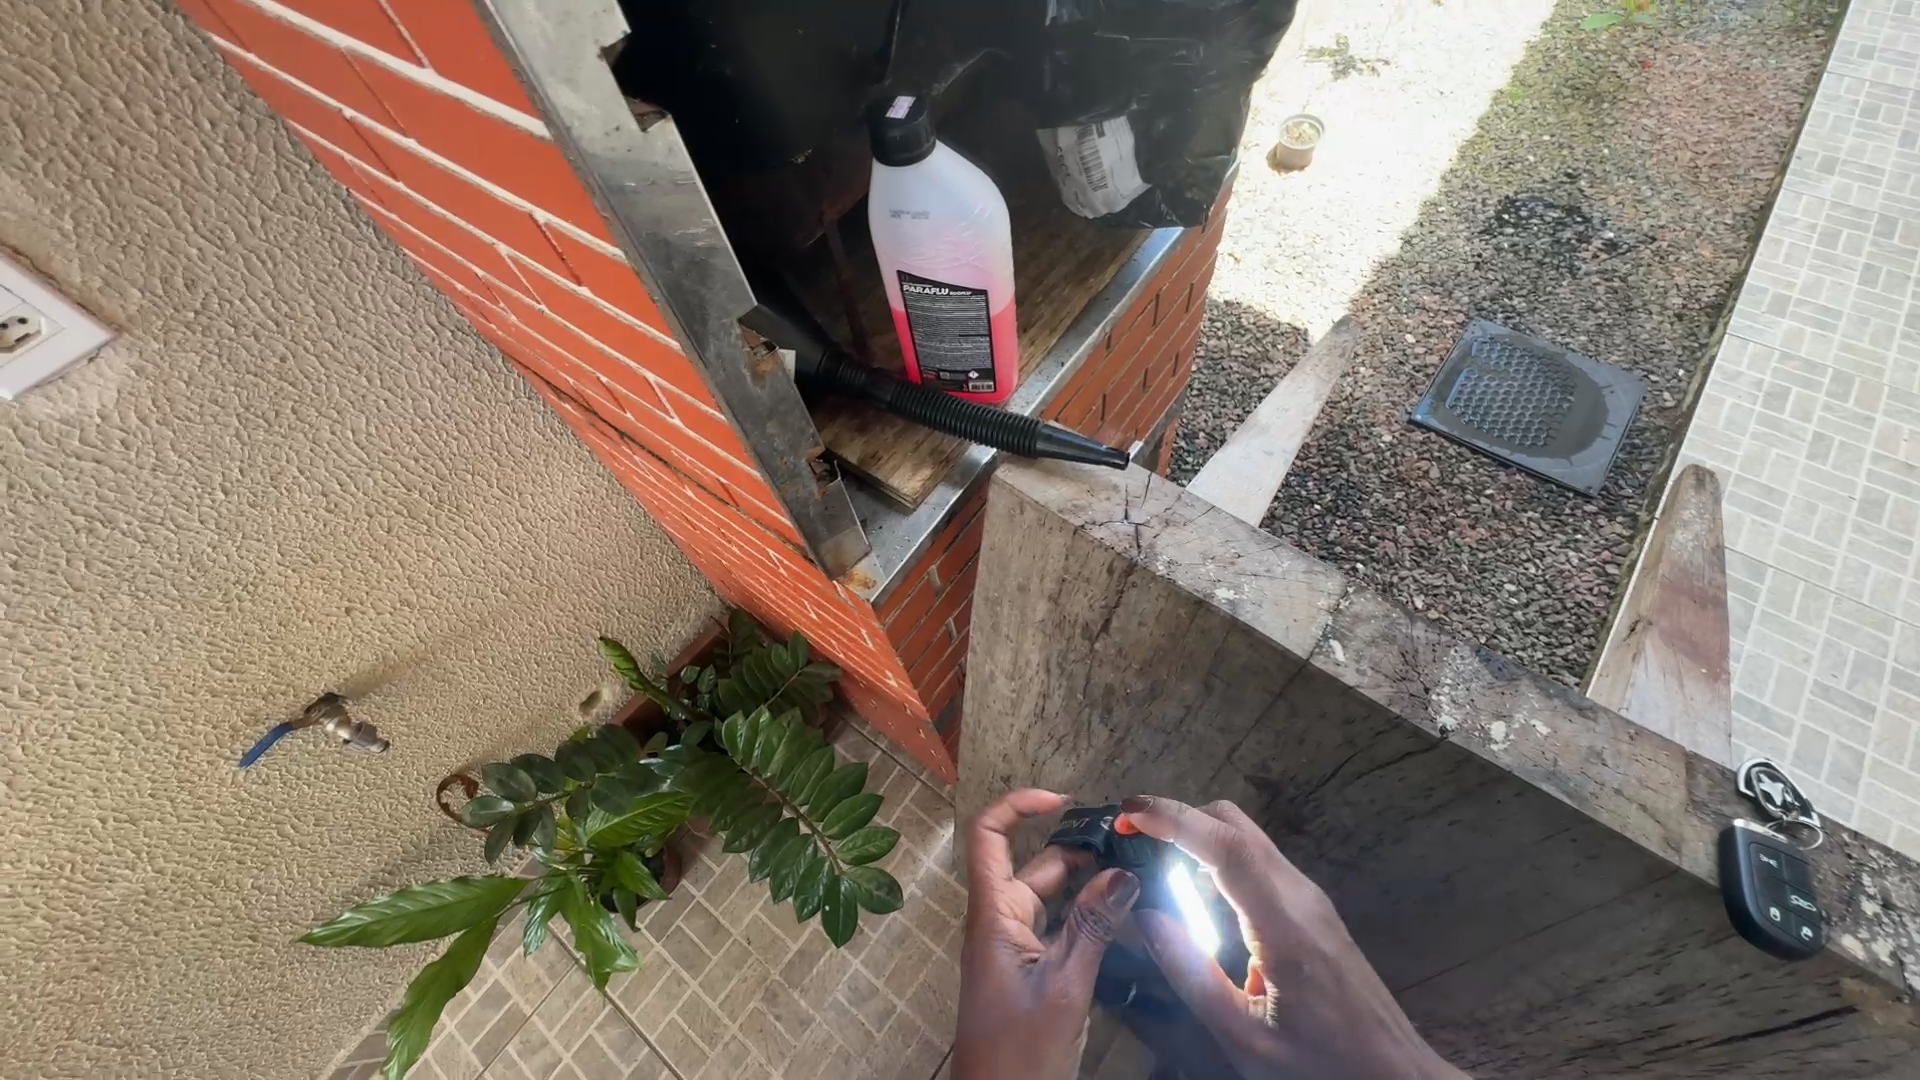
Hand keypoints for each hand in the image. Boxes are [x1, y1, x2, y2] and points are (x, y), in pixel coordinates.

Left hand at [953, 789, 1141, 1079]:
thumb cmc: (1020, 1049)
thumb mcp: (1064, 985)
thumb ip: (1093, 928)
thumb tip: (1123, 873)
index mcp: (993, 912)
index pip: (988, 835)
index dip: (1017, 806)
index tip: (1061, 801)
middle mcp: (1000, 916)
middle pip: (1034, 863)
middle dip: (1076, 848)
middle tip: (1127, 845)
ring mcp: (1014, 940)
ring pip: (1049, 893)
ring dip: (1085, 881)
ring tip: (1131, 869)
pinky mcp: (1028, 963)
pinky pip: (1055, 922)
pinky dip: (1084, 911)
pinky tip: (1118, 910)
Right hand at [1122, 796, 1466, 1079]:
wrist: (1399, 1079)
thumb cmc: (1321, 1065)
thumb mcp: (1245, 1036)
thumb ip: (1190, 972)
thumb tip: (1143, 914)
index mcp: (1282, 922)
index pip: (1224, 845)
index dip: (1173, 818)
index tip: (1128, 812)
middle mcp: (1297, 892)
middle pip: (1232, 822)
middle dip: (1176, 815)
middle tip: (1132, 837)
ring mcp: (1307, 893)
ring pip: (1242, 834)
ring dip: (1195, 834)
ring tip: (1155, 862)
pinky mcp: (1308, 903)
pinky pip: (1253, 859)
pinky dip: (1215, 856)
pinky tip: (1197, 894)